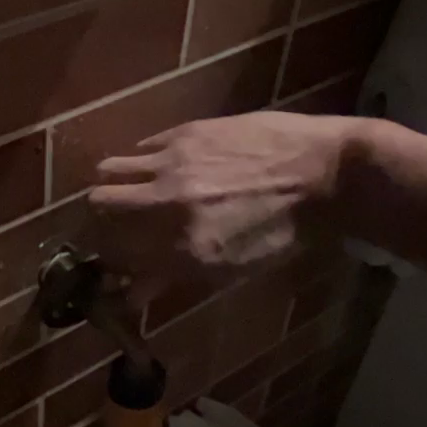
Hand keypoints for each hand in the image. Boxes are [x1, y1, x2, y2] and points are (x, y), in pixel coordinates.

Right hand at [86, 112, 366, 300]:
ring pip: (108, 170)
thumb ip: (173, 277)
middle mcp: (168, 205)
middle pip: (97, 205)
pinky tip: (165, 167)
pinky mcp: (185, 132)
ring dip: (114, 184)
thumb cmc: (285, 232)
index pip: (112, 253)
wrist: (329, 173)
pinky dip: (142, 162)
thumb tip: (130, 294)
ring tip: (132, 190)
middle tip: (115, 222)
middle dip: (99, 217)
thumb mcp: (232, 267)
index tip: (108, 257)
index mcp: (184, 249)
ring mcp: (174, 164)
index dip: (103, 256)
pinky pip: (140, 147)